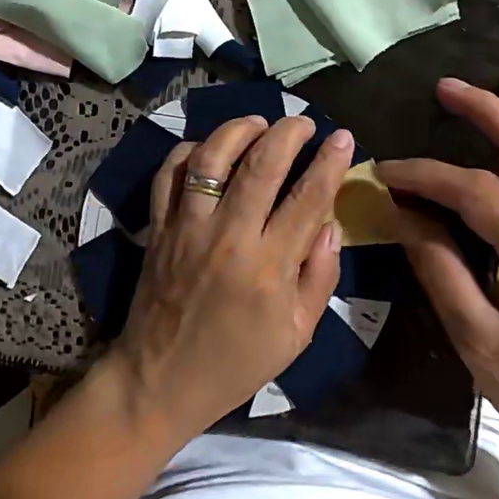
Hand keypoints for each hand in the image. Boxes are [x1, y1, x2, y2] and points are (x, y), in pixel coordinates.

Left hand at [107, 116, 354, 439]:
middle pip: (260, 165)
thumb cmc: (235, 363)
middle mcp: (227, 237)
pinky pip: (167, 177)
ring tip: (256, 123)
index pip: (307, 198)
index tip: (341, 137)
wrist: (160, 377)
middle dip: (287, 133)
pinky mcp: (157, 228)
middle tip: (302, 121)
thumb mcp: (296, 334)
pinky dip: (185, 153)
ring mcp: (186, 228)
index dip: (329, 162)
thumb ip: (319, 276)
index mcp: (269, 267)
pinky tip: (205, 148)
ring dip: (235, 131)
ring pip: (210, 160)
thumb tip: (329, 223)